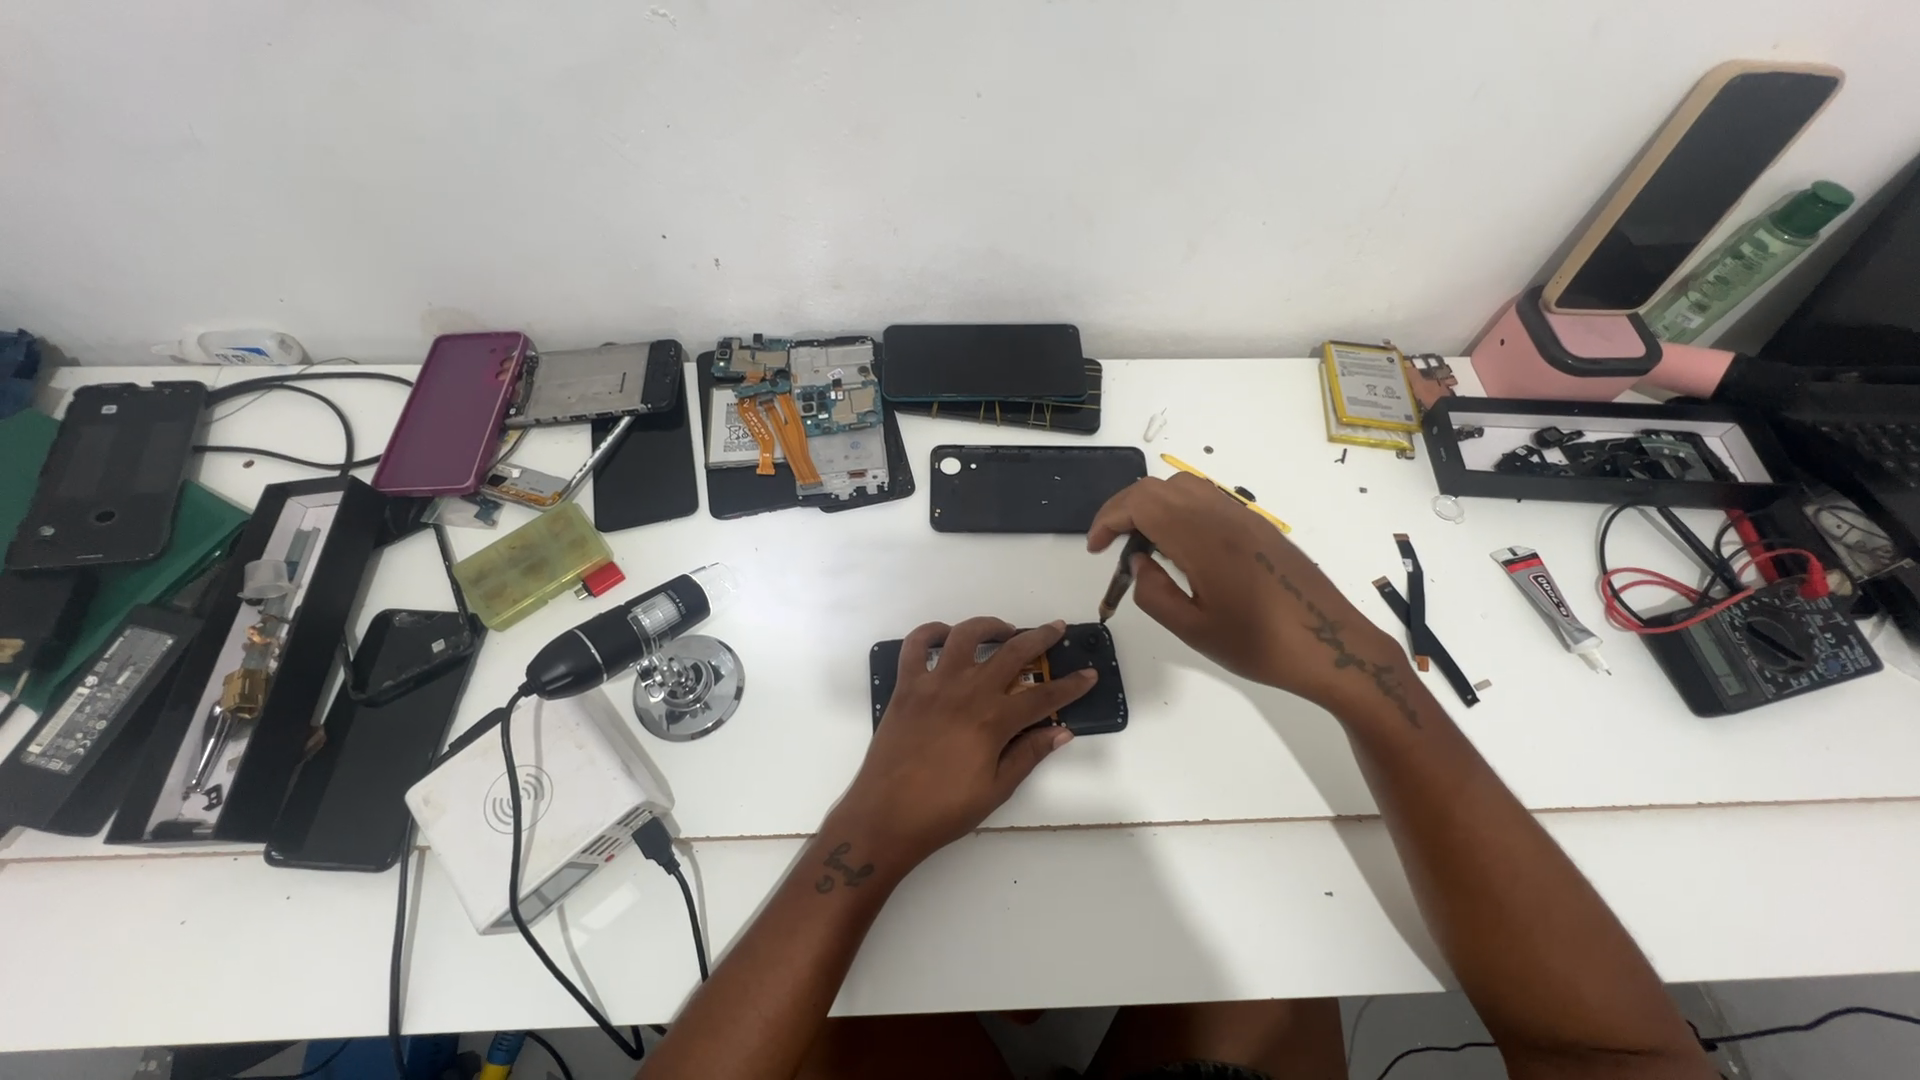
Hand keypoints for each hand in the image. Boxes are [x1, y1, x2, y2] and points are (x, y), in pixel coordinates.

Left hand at [834, 618, 1096, 866]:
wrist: (885, 817)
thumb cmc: (944, 810)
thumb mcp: (997, 789)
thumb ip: (1029, 754)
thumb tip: (1061, 731)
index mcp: (993, 720)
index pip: (1043, 696)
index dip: (1071, 685)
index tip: (1089, 674)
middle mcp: (967, 692)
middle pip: (1012, 652)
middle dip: (1040, 637)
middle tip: (1056, 629)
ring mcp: (933, 684)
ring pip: (965, 635)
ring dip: (989, 626)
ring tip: (1004, 630)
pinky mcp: (906, 686)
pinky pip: (915, 645)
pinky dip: (930, 632)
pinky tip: (945, 636)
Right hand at [1087, 474, 1416, 720]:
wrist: (1333, 646)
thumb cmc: (1260, 645)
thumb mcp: (1194, 630)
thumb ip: (1154, 593)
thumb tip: (1137, 563)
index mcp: (1201, 539)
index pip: (1141, 502)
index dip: (1108, 519)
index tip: (1096, 548)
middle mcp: (1222, 516)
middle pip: (1159, 487)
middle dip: (1125, 509)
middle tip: (1112, 546)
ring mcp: (1244, 517)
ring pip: (1185, 487)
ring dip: (1154, 506)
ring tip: (1144, 545)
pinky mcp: (1259, 527)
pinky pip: (1209, 499)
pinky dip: (1180, 510)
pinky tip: (1181, 548)